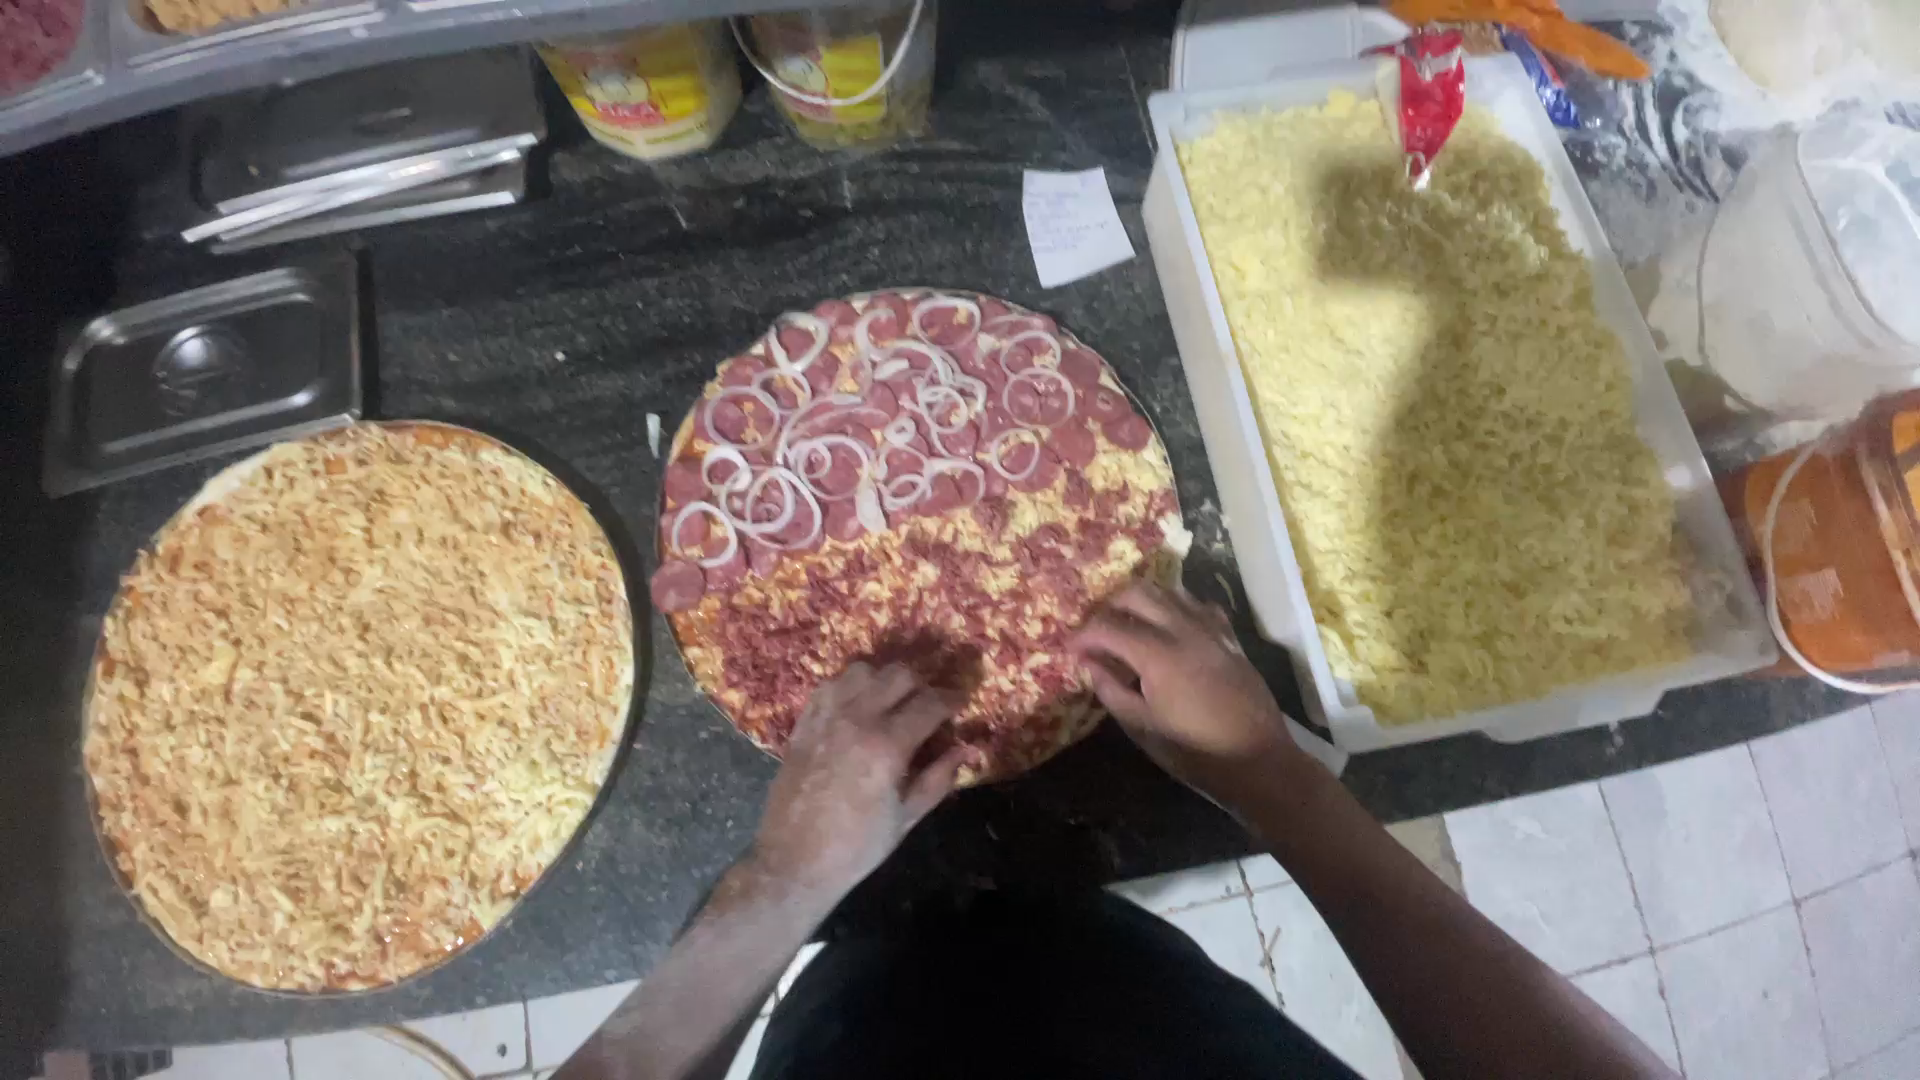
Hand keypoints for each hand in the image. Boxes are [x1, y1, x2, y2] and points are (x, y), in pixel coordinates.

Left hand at [750, 662, 966, 896]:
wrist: (794, 861)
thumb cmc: (857, 846)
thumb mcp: (907, 817)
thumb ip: (939, 777)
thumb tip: (968, 749)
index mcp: (887, 745)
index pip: (931, 702)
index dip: (952, 698)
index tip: (960, 702)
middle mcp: (857, 718)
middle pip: (899, 674)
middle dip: (922, 685)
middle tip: (928, 705)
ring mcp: (827, 715)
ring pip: (864, 669)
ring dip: (885, 680)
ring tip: (892, 702)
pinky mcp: (805, 720)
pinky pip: (833, 683)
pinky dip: (852, 686)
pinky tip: (859, 706)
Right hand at [1070, 583, 1310, 813]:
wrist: (1258, 761)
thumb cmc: (1194, 751)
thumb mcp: (1142, 727)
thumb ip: (1111, 689)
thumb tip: (1089, 663)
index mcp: (1157, 654)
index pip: (1107, 626)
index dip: (1083, 636)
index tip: (1071, 650)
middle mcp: (1183, 629)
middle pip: (1136, 593)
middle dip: (1108, 607)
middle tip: (1097, 633)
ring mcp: (1210, 628)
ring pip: (1167, 591)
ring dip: (1140, 602)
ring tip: (1128, 626)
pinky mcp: (1229, 636)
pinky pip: (1196, 605)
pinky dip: (1175, 608)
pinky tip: (1169, 629)